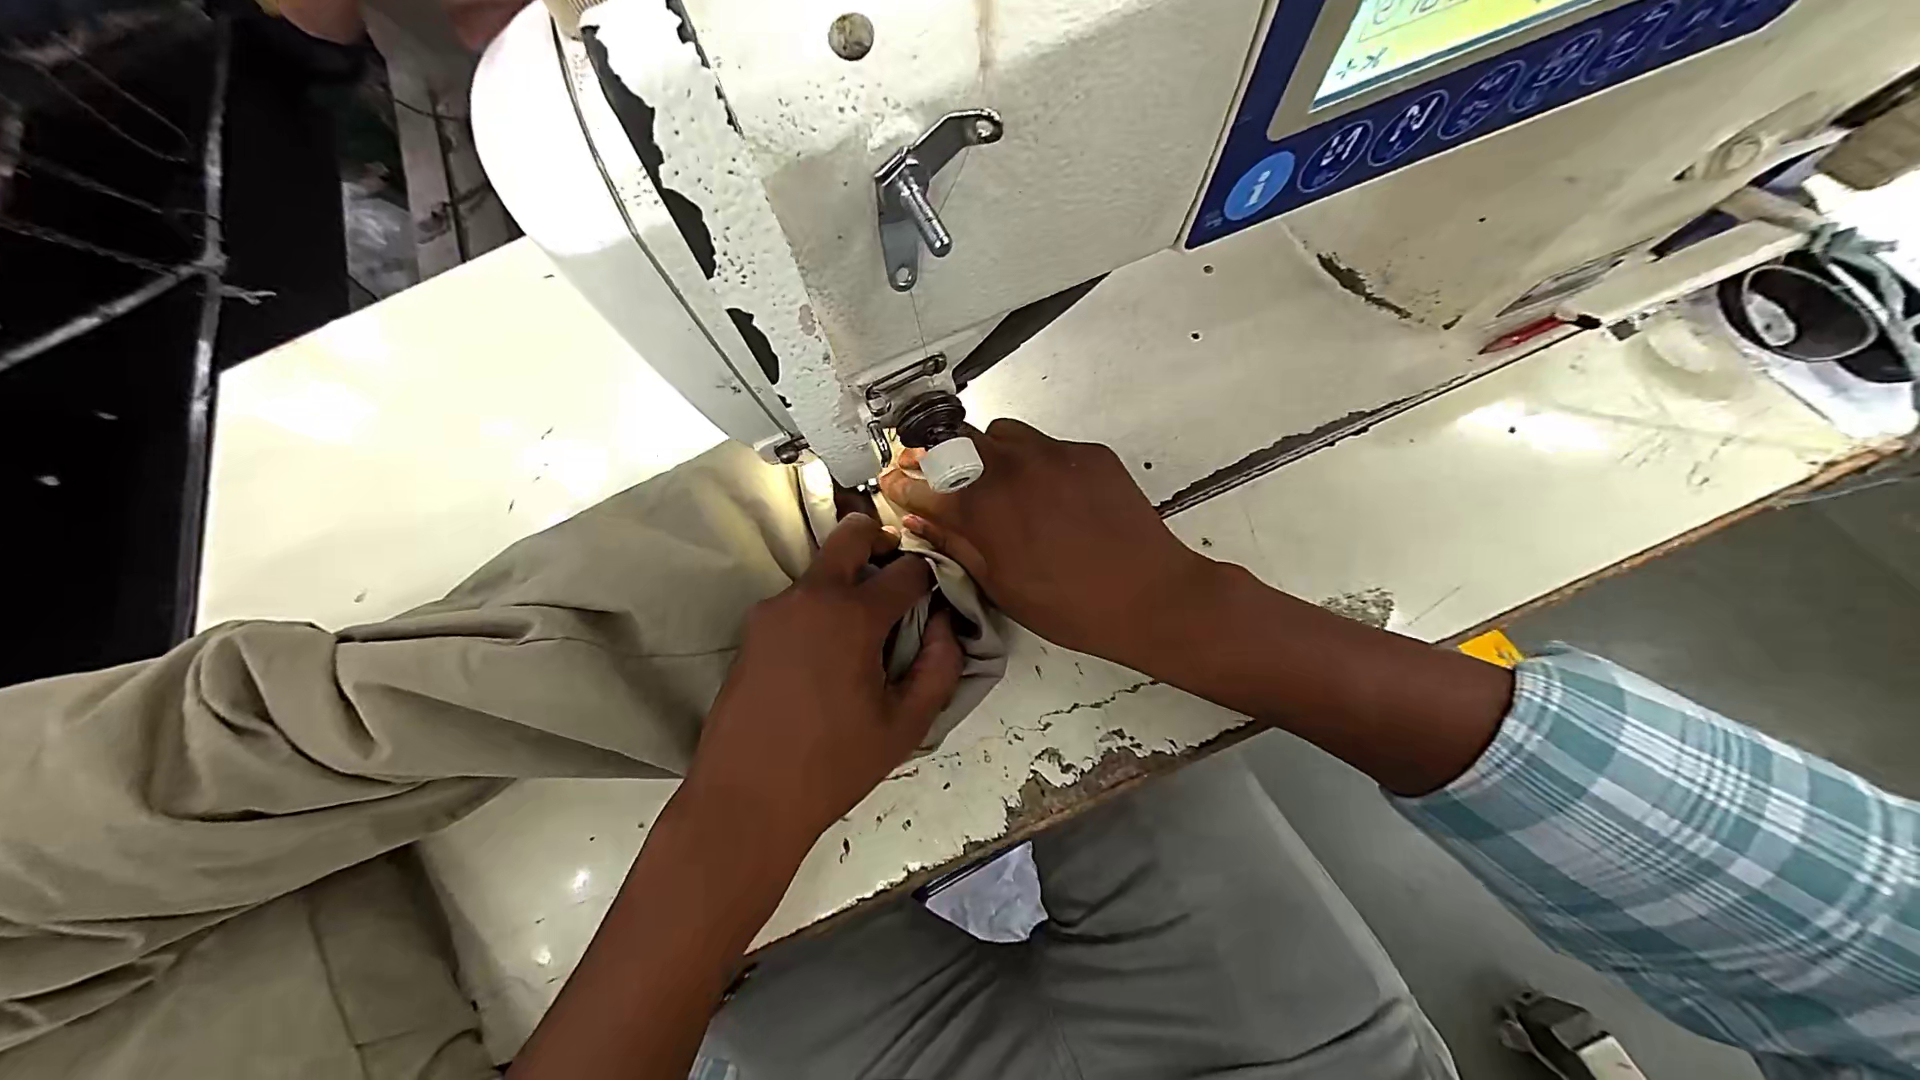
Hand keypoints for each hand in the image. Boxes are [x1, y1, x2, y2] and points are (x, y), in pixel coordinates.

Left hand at [681, 513, 963, 853]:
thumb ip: (940, 665)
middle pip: (851, 534)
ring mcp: (774, 609)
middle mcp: (810, 598)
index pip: (907, 569)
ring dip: (851, 580)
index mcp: (852, 617)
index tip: (938, 593)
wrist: (744, 799)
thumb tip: (944, 624)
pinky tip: (829, 655)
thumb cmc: (832, 765)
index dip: (931, 575)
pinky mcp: (753, 628)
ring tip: (865, 634)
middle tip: (900, 577)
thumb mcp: (907, 724)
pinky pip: (800, 599)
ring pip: (823, 568)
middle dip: (883, 541)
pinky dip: (824, 607)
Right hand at [879, 419, 1216, 670]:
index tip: (896, 485)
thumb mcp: (1000, 585)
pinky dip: (1029, 460)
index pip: (924, 484)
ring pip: (998, 434)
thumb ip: (954, 545)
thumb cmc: (1075, 604)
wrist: (1149, 594)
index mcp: (984, 508)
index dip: (903, 484)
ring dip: (983, 453)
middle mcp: (1013, 469)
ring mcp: (1052, 454)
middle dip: (935, 457)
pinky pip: (1043, 443)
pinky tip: (1041, 491)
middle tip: (932, 474)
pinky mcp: (1086, 453)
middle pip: (953, 442)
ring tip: (991, 482)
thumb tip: (921, 523)